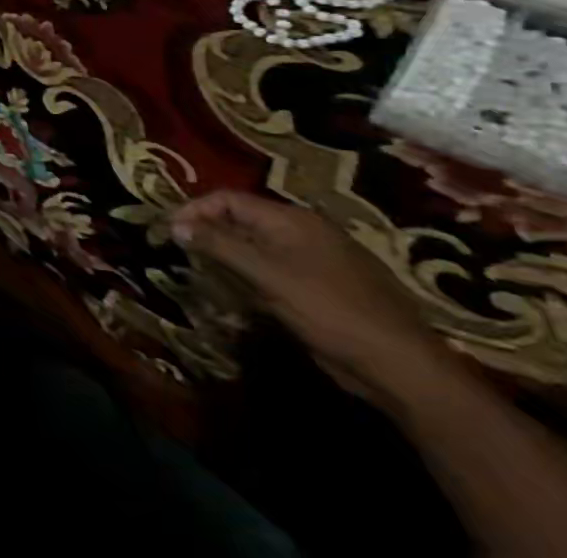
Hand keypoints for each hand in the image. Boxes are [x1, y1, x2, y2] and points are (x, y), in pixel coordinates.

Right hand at [175, 191, 450, 402]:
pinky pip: (270, 269)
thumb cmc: (328, 311)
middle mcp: (304, 232)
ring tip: (203, 275)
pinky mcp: (318, 286)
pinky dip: (246, 275)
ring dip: (224, 257)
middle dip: (206, 234)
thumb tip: (175, 225)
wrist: (399, 366)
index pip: (228, 199)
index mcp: (293, 221)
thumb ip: (218, 245)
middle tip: (180, 254)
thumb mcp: (266, 275)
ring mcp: (314, 260)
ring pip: (252, 246)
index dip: (193, 210)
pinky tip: (237, 294)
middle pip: (239, 220)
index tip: (168, 233)